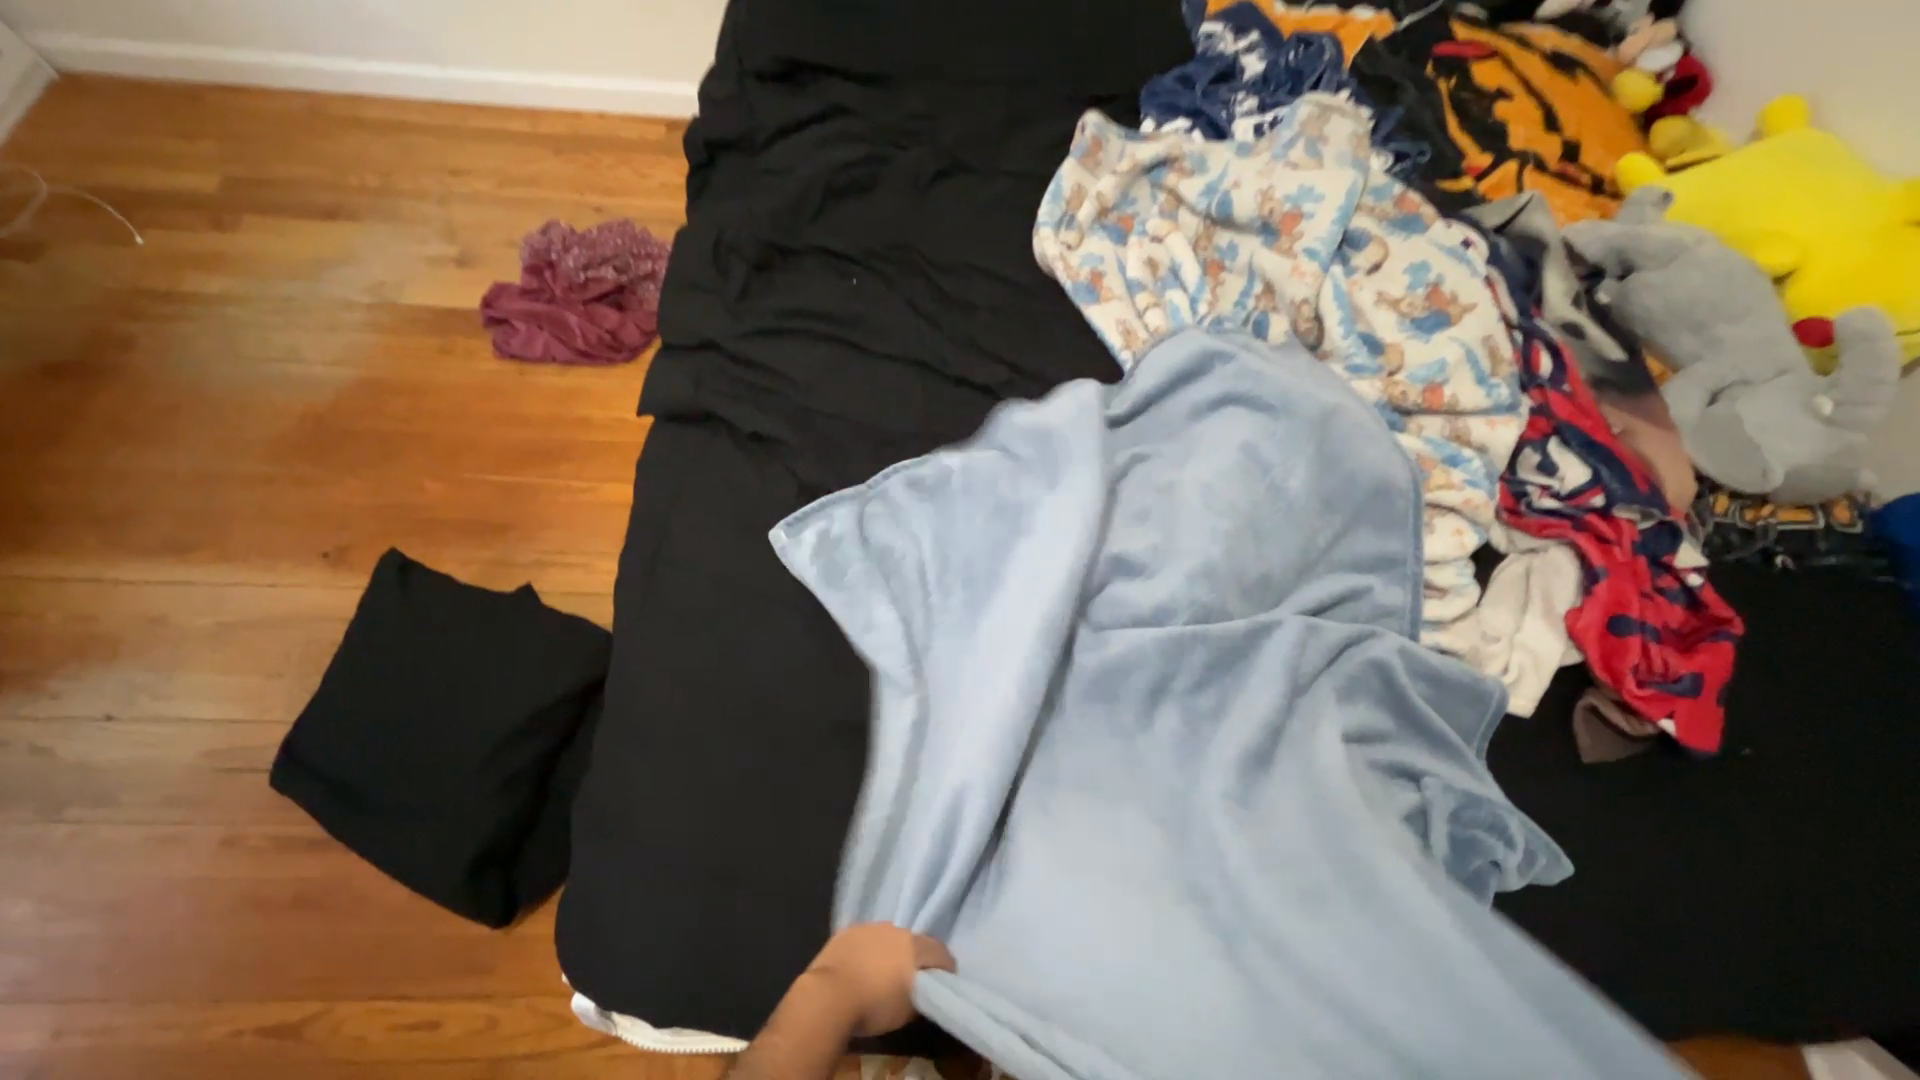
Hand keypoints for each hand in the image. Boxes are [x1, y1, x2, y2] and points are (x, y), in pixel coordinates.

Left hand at [798, 923, 955, 1036]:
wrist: (828, 997)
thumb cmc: (873, 1007)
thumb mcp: (907, 1011)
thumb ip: (921, 995)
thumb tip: (924, 990)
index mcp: (914, 946)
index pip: (940, 951)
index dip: (945, 966)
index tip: (946, 979)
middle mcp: (894, 930)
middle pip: (913, 941)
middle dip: (915, 957)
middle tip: (910, 977)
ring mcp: (869, 928)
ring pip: (887, 938)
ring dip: (889, 951)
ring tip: (882, 972)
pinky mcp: (846, 932)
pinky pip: (864, 940)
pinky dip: (867, 951)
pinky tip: (860, 966)